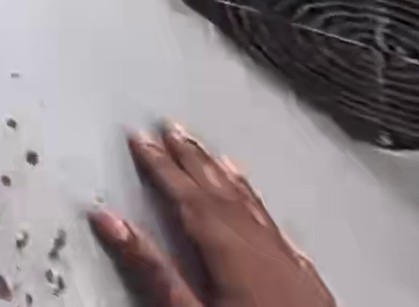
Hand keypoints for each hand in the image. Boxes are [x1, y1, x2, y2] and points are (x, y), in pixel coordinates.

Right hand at [90, 122, 335, 306]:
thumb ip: (150, 265)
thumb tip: (104, 216)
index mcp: (232, 254)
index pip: (189, 198)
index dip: (161, 164)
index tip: (140, 136)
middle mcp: (266, 255)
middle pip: (224, 198)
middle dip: (195, 160)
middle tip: (174, 128)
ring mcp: (295, 272)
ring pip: (257, 214)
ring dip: (230, 181)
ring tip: (215, 155)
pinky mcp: (314, 290)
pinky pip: (285, 240)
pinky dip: (266, 216)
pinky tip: (262, 211)